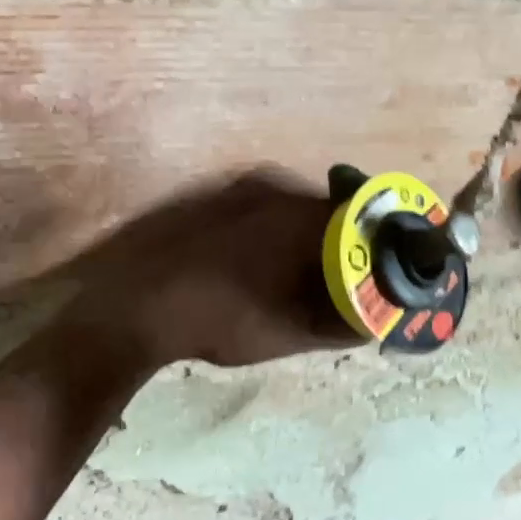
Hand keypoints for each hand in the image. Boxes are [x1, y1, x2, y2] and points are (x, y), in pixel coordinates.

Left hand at [55, 170, 353, 368]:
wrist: (137, 306)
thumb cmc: (224, 317)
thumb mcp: (293, 331)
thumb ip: (344, 323)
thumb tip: (374, 320)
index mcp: (302, 213)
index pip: (364, 214)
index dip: (379, 242)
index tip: (383, 269)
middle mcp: (274, 187)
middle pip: (329, 210)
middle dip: (342, 242)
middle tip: (343, 279)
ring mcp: (237, 189)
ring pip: (291, 210)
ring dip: (305, 239)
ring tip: (300, 279)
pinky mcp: (208, 199)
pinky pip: (258, 211)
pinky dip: (271, 235)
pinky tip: (256, 269)